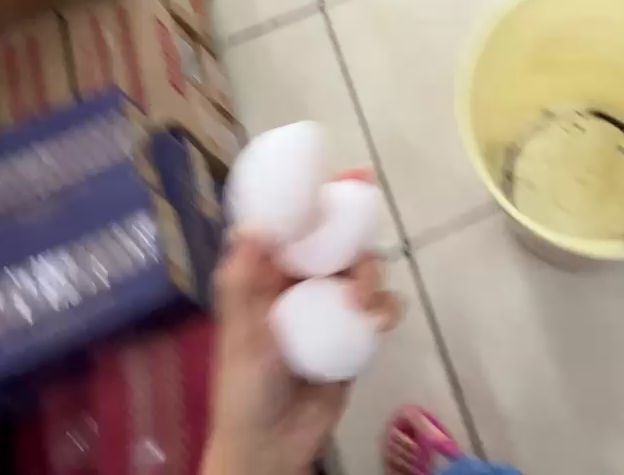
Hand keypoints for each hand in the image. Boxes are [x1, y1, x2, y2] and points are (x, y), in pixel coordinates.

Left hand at [204, 176, 401, 474]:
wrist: (273, 447)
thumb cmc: (244, 389)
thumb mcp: (238, 334)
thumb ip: (241, 282)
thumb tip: (251, 224)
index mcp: (273, 272)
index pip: (300, 221)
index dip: (325, 193)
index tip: (353, 176)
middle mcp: (305, 281)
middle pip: (340, 238)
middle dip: (358, 229)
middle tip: (370, 230)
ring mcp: (332, 306)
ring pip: (366, 268)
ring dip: (372, 274)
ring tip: (361, 301)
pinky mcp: (356, 332)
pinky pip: (382, 307)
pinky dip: (385, 309)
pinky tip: (377, 324)